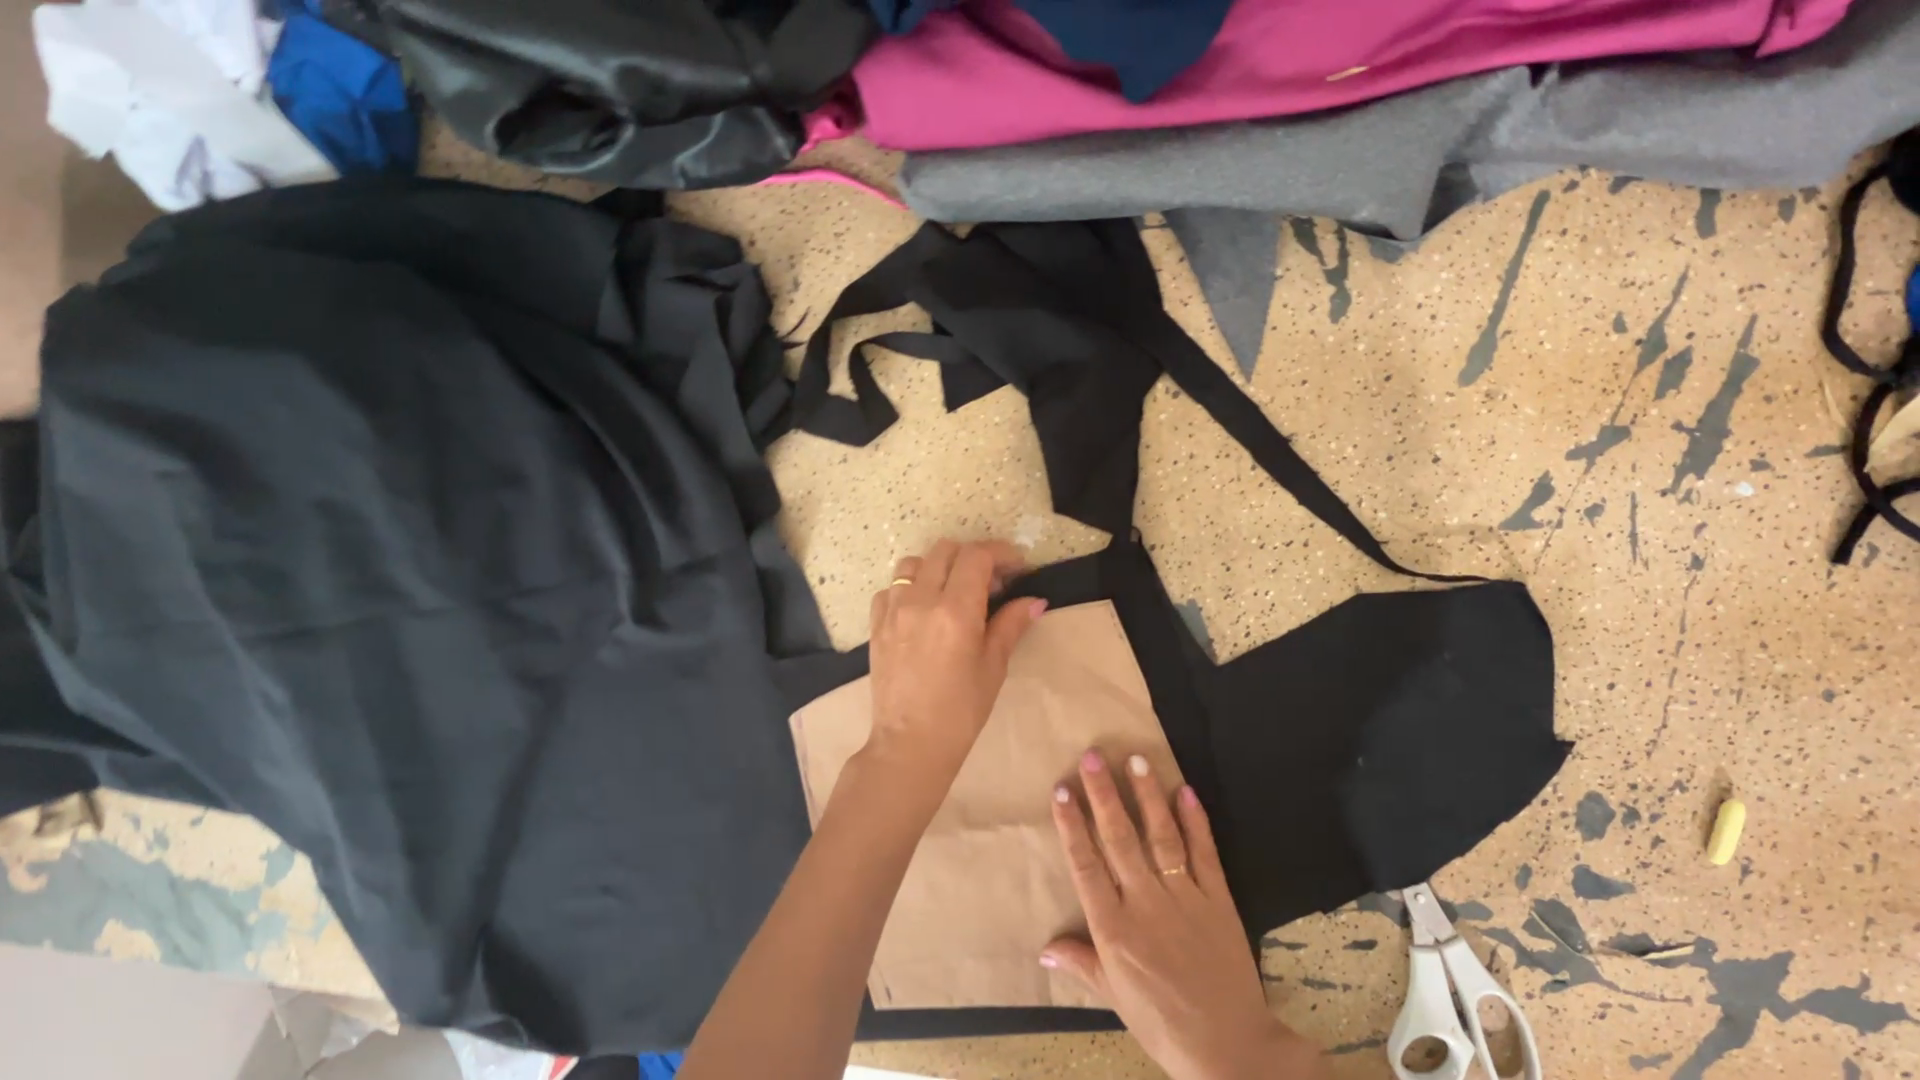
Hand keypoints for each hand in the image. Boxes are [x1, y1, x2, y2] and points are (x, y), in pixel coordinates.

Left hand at [864, 539, 1046, 783]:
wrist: (910, 743)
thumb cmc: (961, 710)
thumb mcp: (993, 667)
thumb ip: (1010, 625)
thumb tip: (1034, 600)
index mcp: (955, 610)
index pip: (977, 557)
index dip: (1001, 553)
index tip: (1017, 565)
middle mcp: (920, 600)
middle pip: (946, 550)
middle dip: (973, 557)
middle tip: (992, 581)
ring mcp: (893, 610)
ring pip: (914, 563)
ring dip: (939, 567)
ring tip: (955, 591)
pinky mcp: (876, 624)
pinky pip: (891, 588)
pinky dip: (910, 587)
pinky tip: (923, 608)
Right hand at [1044, 751, 1329, 1079]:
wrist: (1227, 1046)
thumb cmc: (1161, 1022)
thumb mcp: (1113, 997)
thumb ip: (1080, 963)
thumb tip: (1044, 947)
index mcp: (1113, 930)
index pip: (1086, 866)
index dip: (1072, 826)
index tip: (1061, 791)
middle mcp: (1145, 905)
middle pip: (1120, 840)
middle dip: (1104, 795)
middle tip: (1092, 756)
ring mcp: (1184, 899)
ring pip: (1161, 838)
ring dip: (1147, 796)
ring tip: (1136, 759)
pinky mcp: (1218, 900)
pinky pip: (1204, 854)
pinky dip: (1196, 822)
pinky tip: (1186, 791)